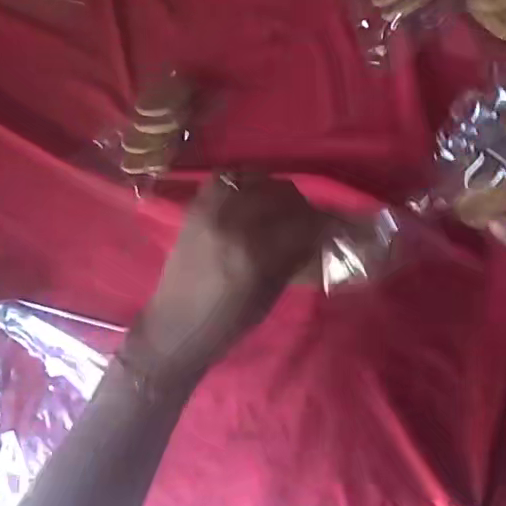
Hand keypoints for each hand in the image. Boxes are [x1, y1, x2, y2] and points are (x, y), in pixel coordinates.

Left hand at [124, 172, 327, 392]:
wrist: (176, 327)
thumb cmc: (229, 321)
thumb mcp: (271, 293)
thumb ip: (293, 257)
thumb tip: (315, 234)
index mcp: (255, 253)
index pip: (302, 221)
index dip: (321, 222)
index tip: (329, 228)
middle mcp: (233, 224)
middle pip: (281, 192)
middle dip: (300, 204)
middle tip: (304, 218)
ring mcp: (210, 212)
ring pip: (253, 178)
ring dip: (271, 188)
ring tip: (276, 206)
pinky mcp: (194, 209)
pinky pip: (224, 179)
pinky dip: (242, 183)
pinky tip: (248, 198)